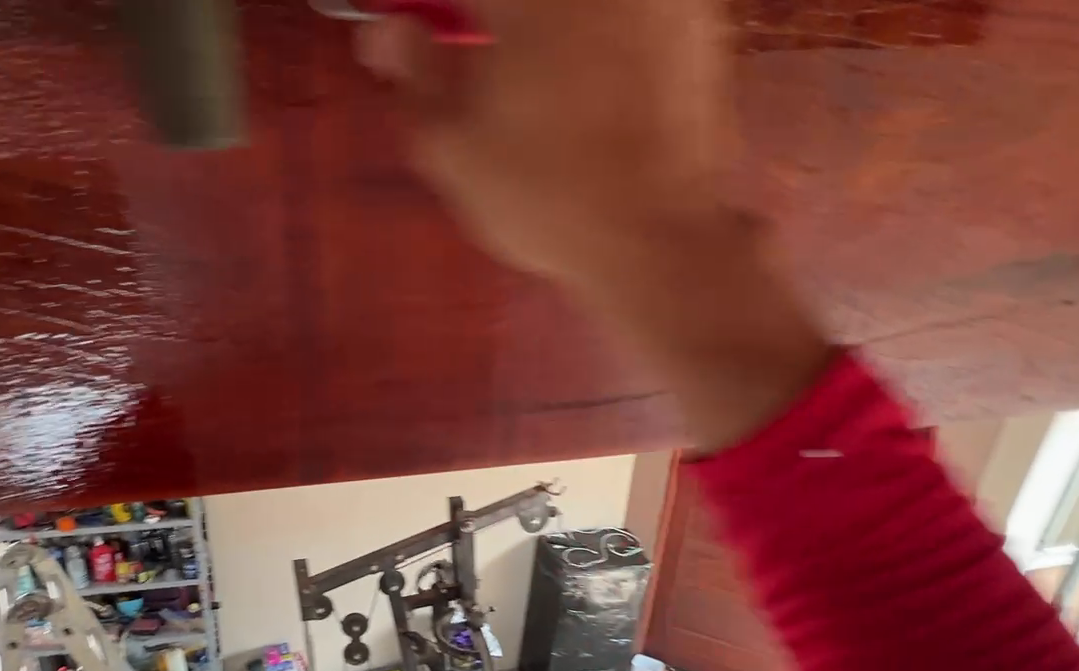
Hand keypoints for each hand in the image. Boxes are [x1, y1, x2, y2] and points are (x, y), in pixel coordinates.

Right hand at [356, 0, 737, 289]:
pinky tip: (600, 78)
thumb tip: (386, 31)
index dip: (434, 14)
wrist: (652, 239)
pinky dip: (606, 36)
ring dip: (549, 35)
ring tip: (542, 90)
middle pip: (519, 4)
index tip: (426, 35)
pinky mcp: (692, 19)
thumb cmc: (542, 199)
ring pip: (579, 14)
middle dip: (495, 26)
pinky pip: (634, 17)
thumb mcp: (454, 151)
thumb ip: (415, 77)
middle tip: (479, 55)